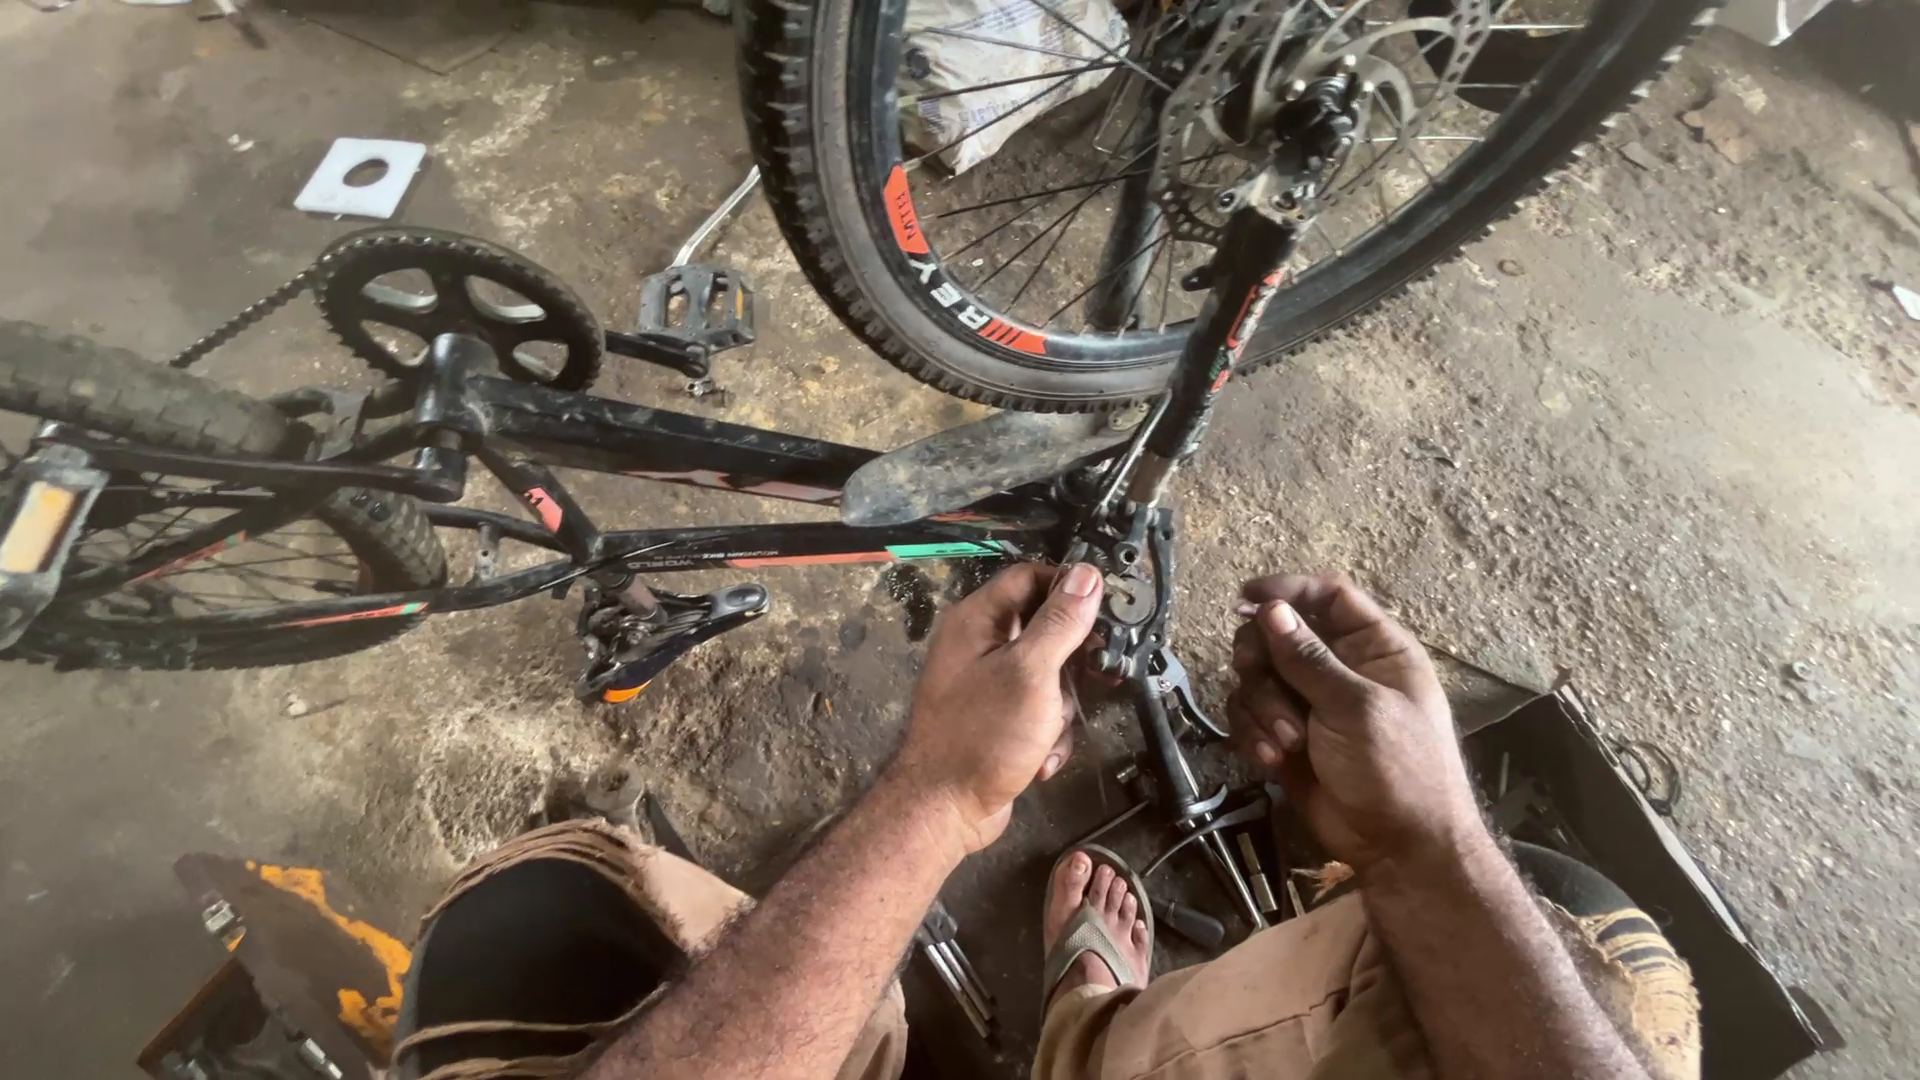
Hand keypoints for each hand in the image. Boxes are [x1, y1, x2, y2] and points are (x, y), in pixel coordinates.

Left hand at [887, 562, 1103, 854]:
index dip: (1069, 588)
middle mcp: (979, 642)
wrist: (944, 809)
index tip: (1104, 611)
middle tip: (1090, 681)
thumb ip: (1060, 622)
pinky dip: (1047, 732)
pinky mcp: (998, 715)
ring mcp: (987, 681)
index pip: (1030, 577)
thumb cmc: (983, 734)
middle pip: (1046, 628)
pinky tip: (1040, 757)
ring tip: (1046, 732)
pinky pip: (1039, 707)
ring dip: (1059, 707)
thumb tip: (1087, 574)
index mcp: (977, 619)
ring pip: (1049, 674)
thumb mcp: (1031, 672)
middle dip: (1070, 664)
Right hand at [1226, 572, 1488, 875]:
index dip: (1287, 590)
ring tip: (1285, 741)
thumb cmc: (1398, 770)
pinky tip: (1272, 758)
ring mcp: (1307, 701)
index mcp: (1373, 649)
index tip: (1246, 597)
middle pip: (1277, 633)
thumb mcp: (1356, 707)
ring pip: (1256, 675)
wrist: (1397, 849)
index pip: (1327, 596)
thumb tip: (1270, 610)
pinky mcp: (1283, 733)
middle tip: (1255, 675)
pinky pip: (1248, 713)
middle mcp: (1337, 667)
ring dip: (1261, 706)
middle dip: (1261, 658)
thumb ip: (1308, 658)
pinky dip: (1253, 732)